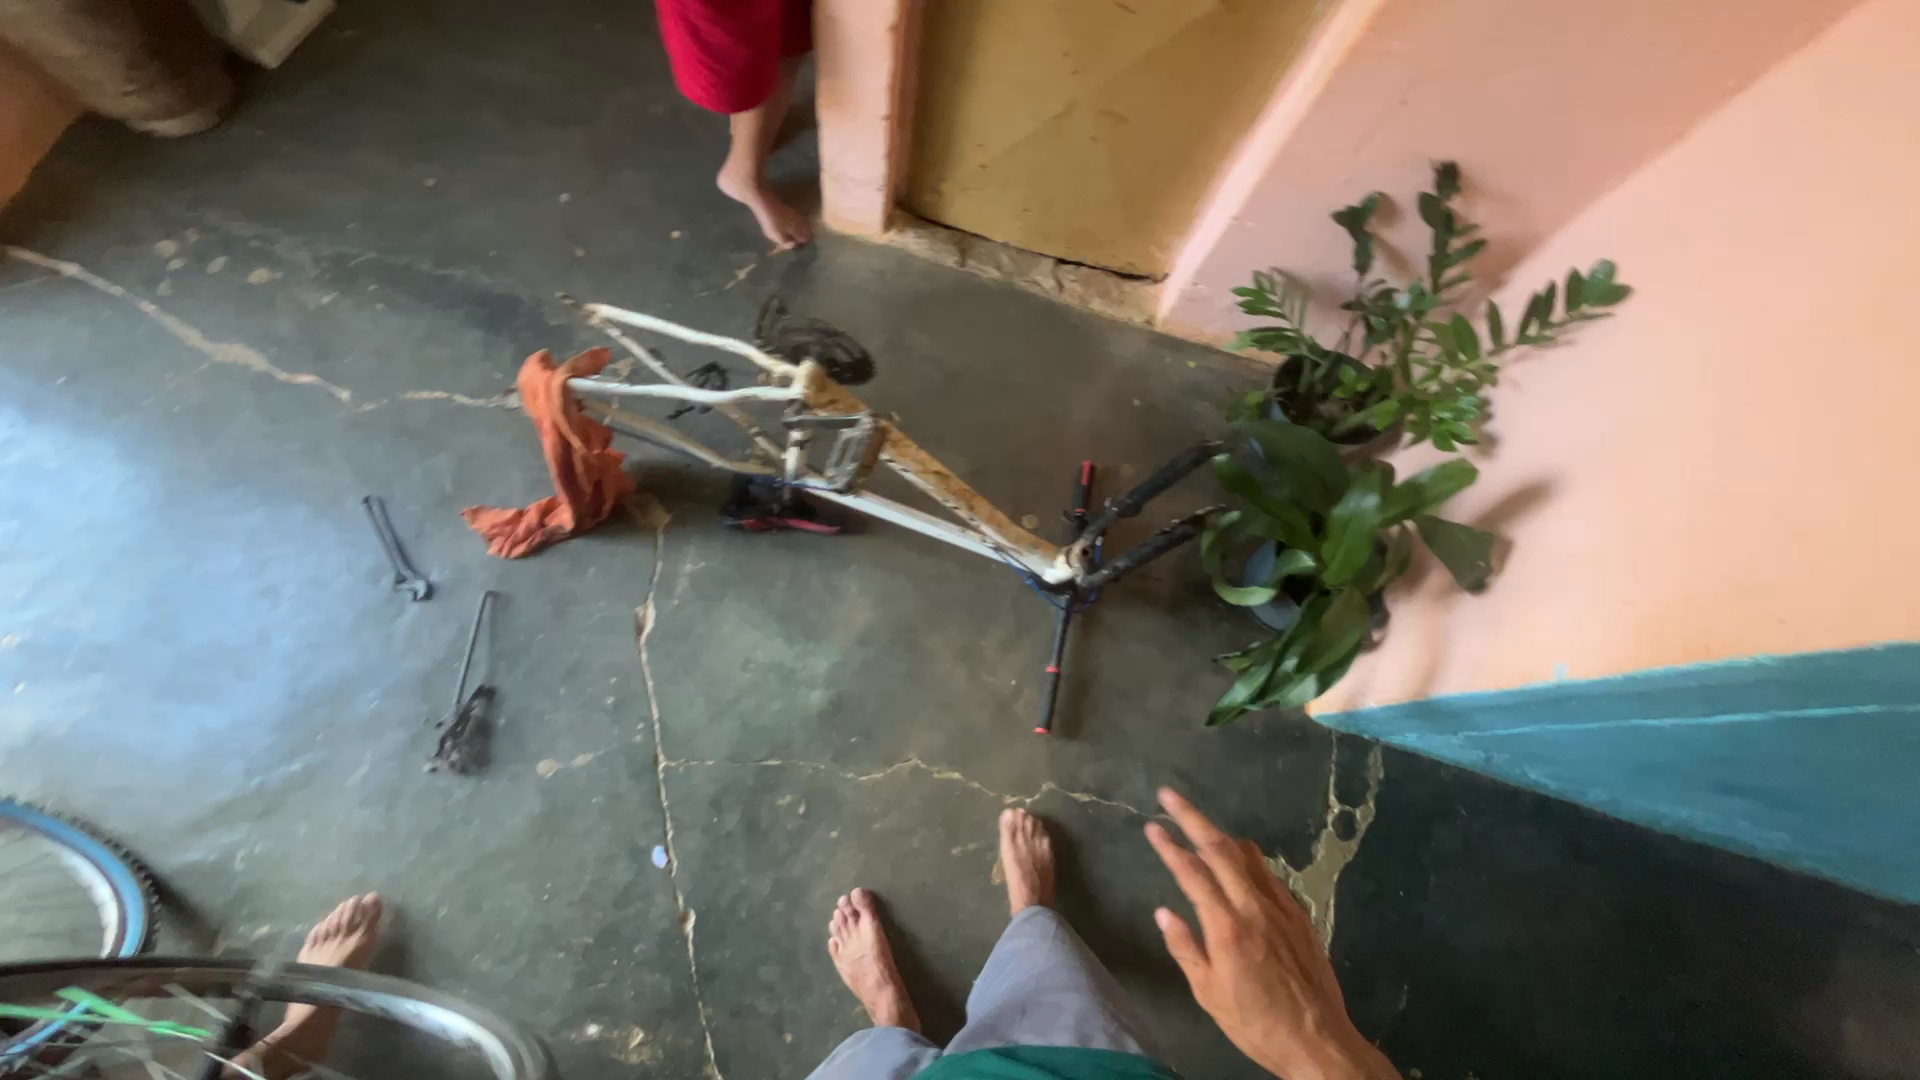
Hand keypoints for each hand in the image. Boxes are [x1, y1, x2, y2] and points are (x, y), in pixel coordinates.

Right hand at [1145, 787, 1396, 1079]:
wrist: (1319, 1043)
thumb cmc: (1256, 1023)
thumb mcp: (1208, 994)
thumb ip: (1185, 948)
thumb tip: (1164, 911)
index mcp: (1227, 926)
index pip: (1192, 873)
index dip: (1169, 846)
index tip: (1152, 825)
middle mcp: (1253, 906)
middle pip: (1219, 847)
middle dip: (1191, 816)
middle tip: (1168, 795)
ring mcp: (1280, 906)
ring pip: (1248, 854)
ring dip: (1220, 833)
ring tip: (1200, 822)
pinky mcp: (1299, 914)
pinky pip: (1268, 873)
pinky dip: (1246, 858)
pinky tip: (1238, 863)